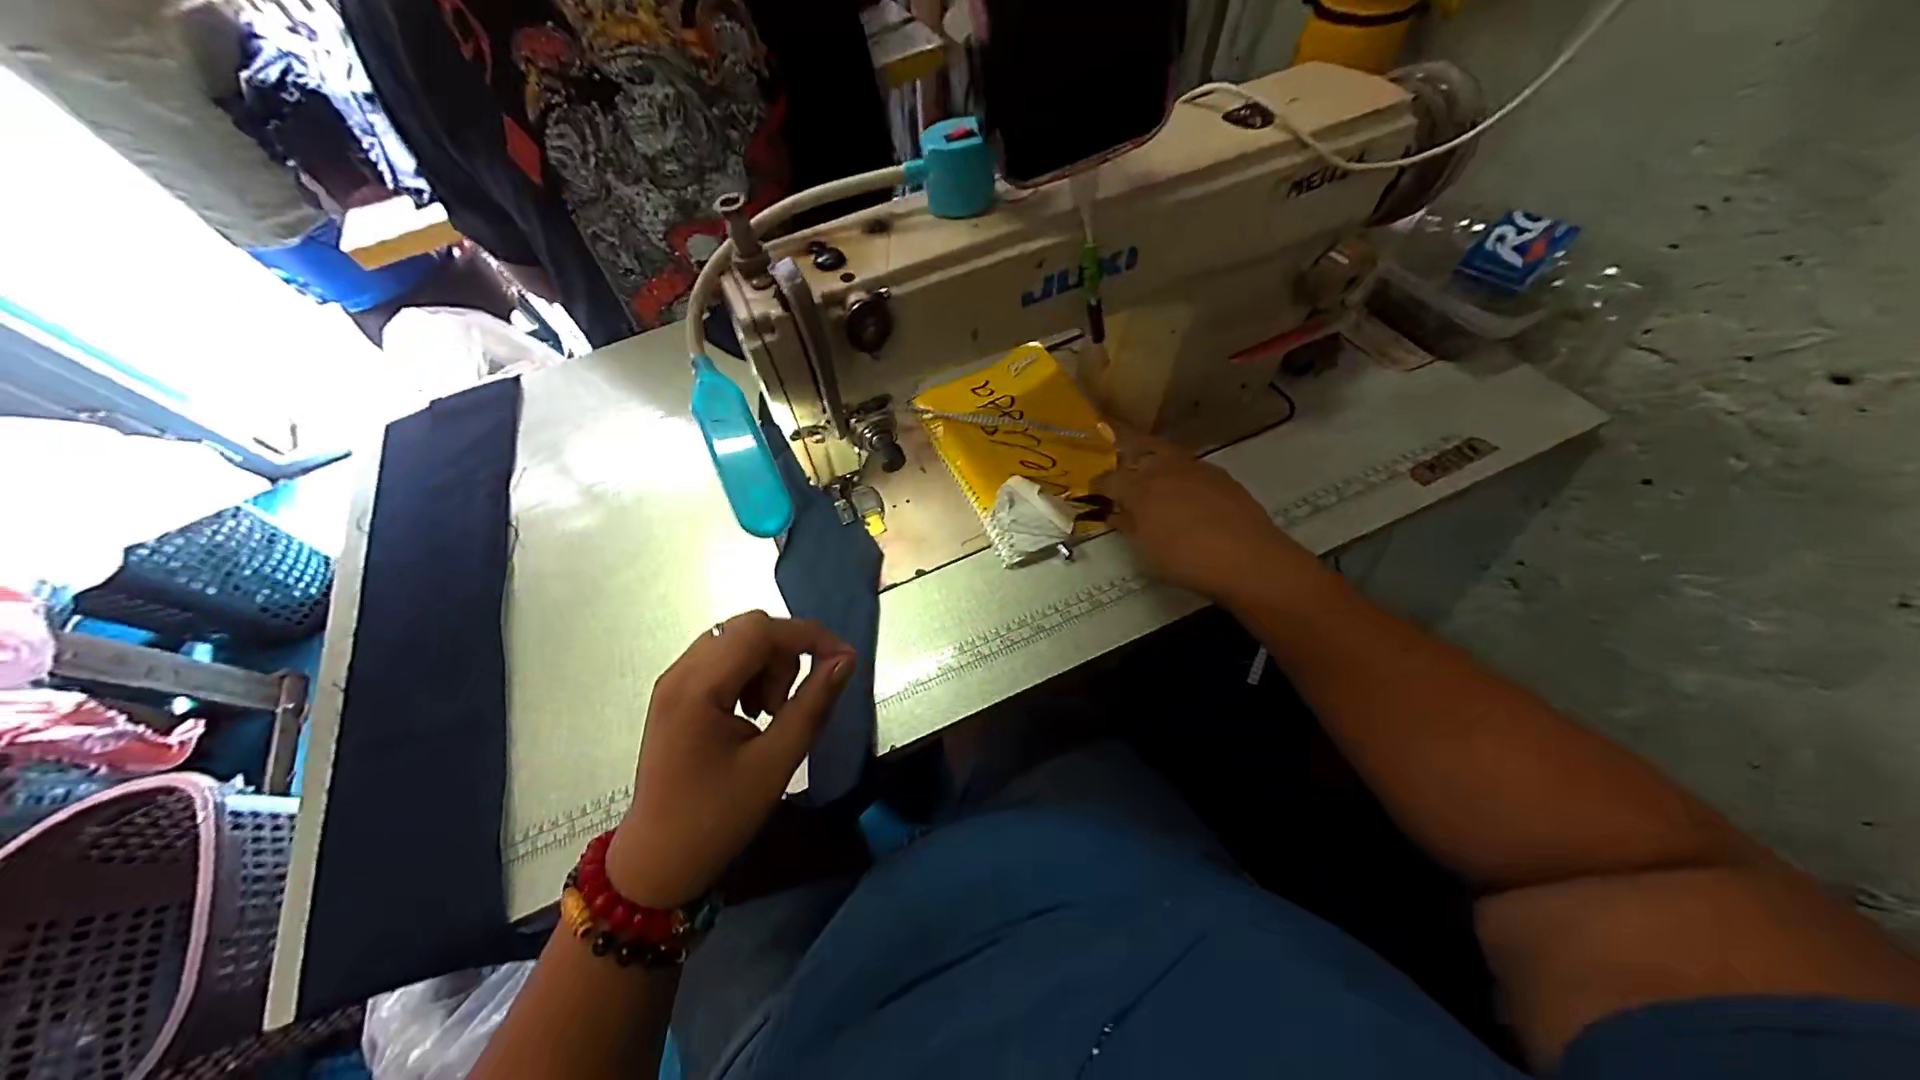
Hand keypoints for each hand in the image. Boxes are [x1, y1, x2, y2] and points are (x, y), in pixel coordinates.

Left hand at [605, 611, 855, 908]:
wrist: (658, 861)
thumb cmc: (716, 818)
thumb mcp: (775, 763)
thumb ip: (812, 704)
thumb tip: (844, 661)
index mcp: (697, 688)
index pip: (760, 631)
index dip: (809, 636)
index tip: (844, 659)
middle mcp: (680, 673)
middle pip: (747, 629)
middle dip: (785, 653)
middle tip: (793, 701)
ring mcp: (674, 681)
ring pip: (736, 640)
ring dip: (768, 665)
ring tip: (771, 714)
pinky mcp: (676, 694)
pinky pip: (723, 660)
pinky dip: (750, 674)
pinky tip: (753, 713)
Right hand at [1093, 430, 1313, 603]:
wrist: (1248, 558)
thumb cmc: (1186, 559)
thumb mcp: (1146, 550)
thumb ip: (1127, 527)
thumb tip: (1115, 514)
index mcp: (1139, 487)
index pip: (1108, 479)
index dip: (1097, 485)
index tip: (1092, 492)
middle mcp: (1164, 468)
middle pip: (1136, 448)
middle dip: (1122, 452)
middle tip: (1116, 462)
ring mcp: (1194, 467)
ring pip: (1164, 452)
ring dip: (1151, 458)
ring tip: (1147, 473)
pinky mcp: (1219, 474)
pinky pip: (1189, 466)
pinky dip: (1177, 472)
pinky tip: (1181, 490)